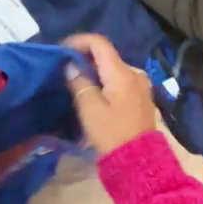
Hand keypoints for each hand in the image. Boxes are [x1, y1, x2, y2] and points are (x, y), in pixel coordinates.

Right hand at [65, 33, 158, 154]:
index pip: (99, 43)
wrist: (139, 161)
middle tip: (64, 71)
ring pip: (113, 70)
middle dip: (84, 59)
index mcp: (122, 72)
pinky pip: (120, 82)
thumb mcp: (89, 108)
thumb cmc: (112, 133)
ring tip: (76, 84)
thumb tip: (71, 66)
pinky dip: (105, 83)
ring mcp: (141, 86)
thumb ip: (79, 82)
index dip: (77, 42)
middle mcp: (135, 73)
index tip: (61, 53)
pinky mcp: (141, 99)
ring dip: (94, 72)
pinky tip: (94, 95)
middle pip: (106, 56)